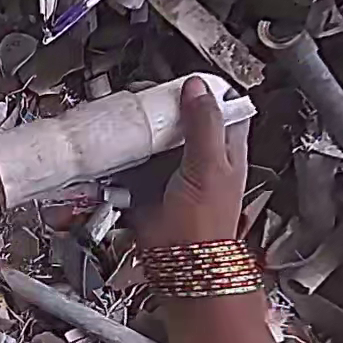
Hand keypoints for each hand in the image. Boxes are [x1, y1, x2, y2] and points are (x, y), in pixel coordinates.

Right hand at [133, 77, 250, 248]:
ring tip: (128, 117)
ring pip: (155, 140)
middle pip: (182, 121)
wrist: (179, 262)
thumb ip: (203, 124)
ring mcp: (171, 171)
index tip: (183, 81)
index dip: (205, 92)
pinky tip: (118, 146)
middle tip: (146, 97)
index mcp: (225, 150)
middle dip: (164, 108)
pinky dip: (124, 156)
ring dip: (142, 131)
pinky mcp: (147, 186)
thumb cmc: (205, 224)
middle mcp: (198, 158)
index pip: (221, 108)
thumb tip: (197, 88)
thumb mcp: (209, 165)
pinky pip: (133, 163)